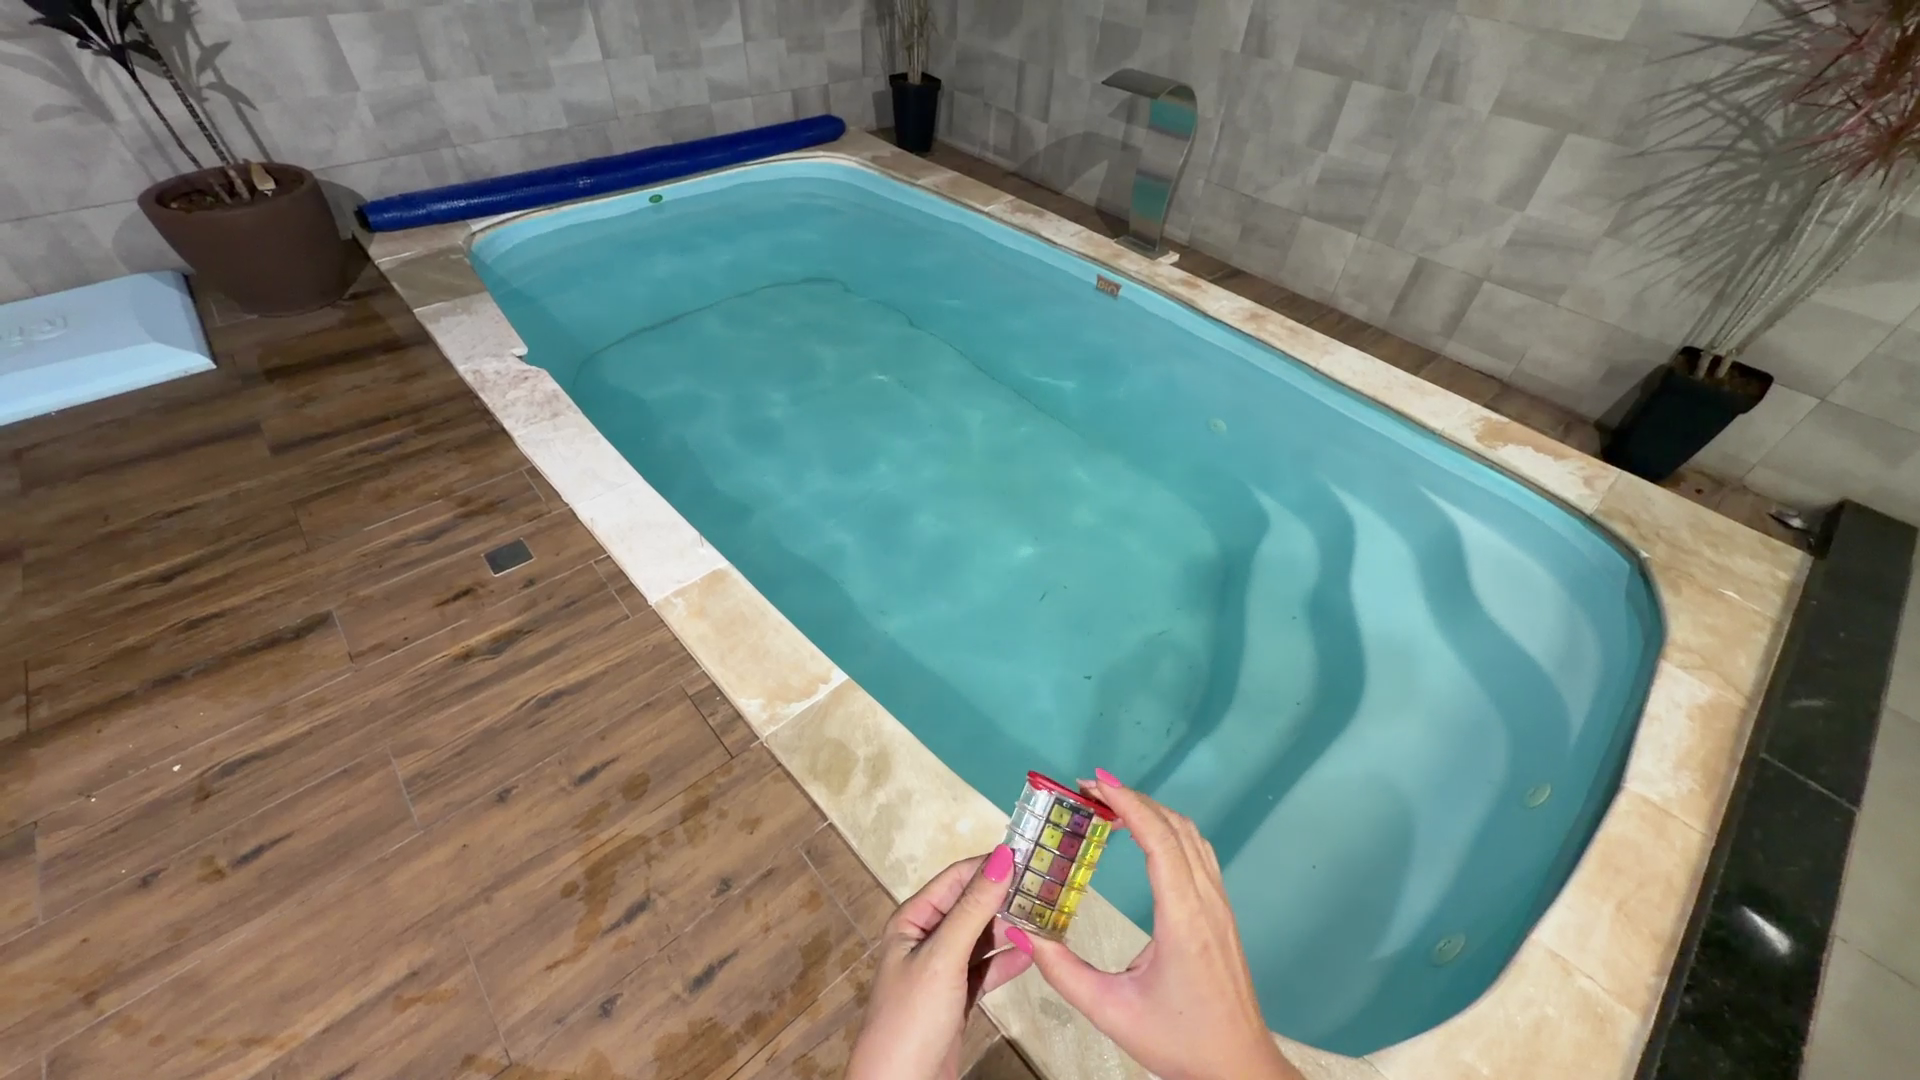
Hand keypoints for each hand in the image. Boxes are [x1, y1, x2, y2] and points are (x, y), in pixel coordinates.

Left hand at [846, 844, 1029, 1079]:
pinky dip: (1006, 962)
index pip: (956, 878)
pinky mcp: (957, 998)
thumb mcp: (943, 956)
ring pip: (981, 938)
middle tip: (1045, 888)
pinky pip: (986, 969)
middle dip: (1003, 897)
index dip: (990, 865)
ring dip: (1008, 929)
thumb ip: (974, 908)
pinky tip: (1031, 955)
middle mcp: (926, 938)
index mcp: (913, 919)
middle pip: (970, 906)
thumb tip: (1004, 856)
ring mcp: (942, 969)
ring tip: (1044, 919)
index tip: (1030, 856)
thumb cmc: (912, 1016)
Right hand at [1004, 770, 1301, 1079]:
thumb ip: (1062, 971)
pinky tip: (1145, 836)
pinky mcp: (1222, 910)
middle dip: (1132, 799)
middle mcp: (1206, 900)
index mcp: (1182, 917)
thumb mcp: (1111, 1011)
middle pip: (1174, 826)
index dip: (1127, 804)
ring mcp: (1220, 903)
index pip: (1159, 839)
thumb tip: (1023, 931)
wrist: (1239, 1068)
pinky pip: (1197, 851)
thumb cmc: (1178, 1040)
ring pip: (1190, 835)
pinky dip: (1168, 829)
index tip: (1094, 784)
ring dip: (1152, 811)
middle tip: (1090, 790)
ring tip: (1111, 807)